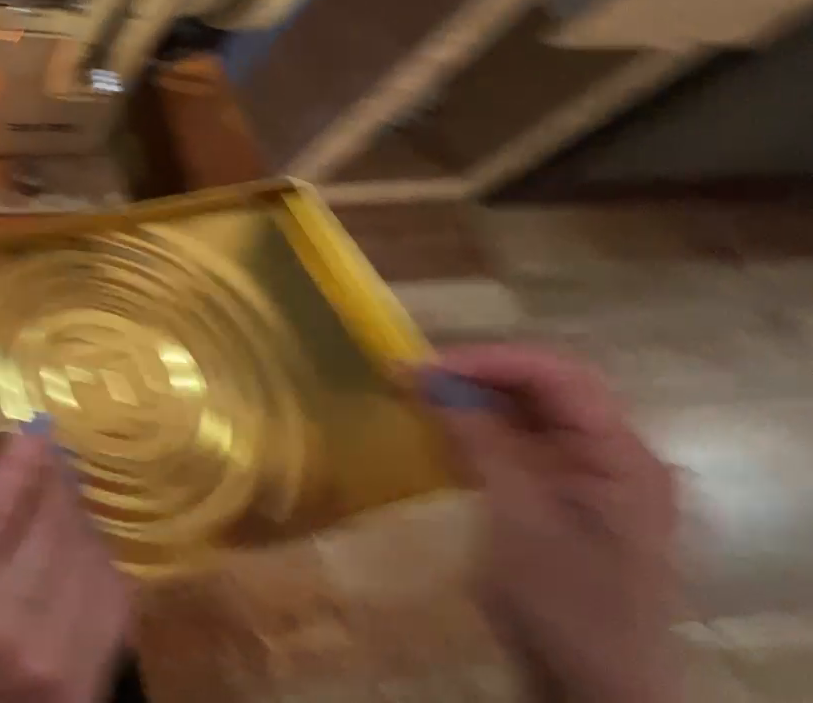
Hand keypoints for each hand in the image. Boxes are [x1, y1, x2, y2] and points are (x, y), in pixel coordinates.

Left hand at [0, 430, 131, 702]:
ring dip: (53, 486)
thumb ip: (58, 660)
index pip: (114, 603)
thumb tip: (76, 596)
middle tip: (70, 481)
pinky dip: (15, 474)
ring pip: (48, 534)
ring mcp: (0, 616)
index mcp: (71, 692)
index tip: (92, 520)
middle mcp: (49, 656)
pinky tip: (28, 437)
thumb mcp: (22, 701)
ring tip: (50, 453)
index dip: (104, 554)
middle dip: (81, 516)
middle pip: (88, 562)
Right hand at [423, 344, 679, 702]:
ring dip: (473, 399)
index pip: (557, 375)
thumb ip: (481, 438)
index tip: (420, 369)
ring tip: (415, 398)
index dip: (487, 360)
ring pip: (529, 412)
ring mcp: (593, 477)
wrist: (589, 683)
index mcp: (622, 455)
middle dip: (475, 375)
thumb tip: (429, 377)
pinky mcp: (566, 496)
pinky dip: (479, 429)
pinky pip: (522, 443)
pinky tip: (438, 432)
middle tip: (409, 379)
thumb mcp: (516, 515)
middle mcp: (615, 455)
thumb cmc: (561, 599)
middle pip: (545, 387)